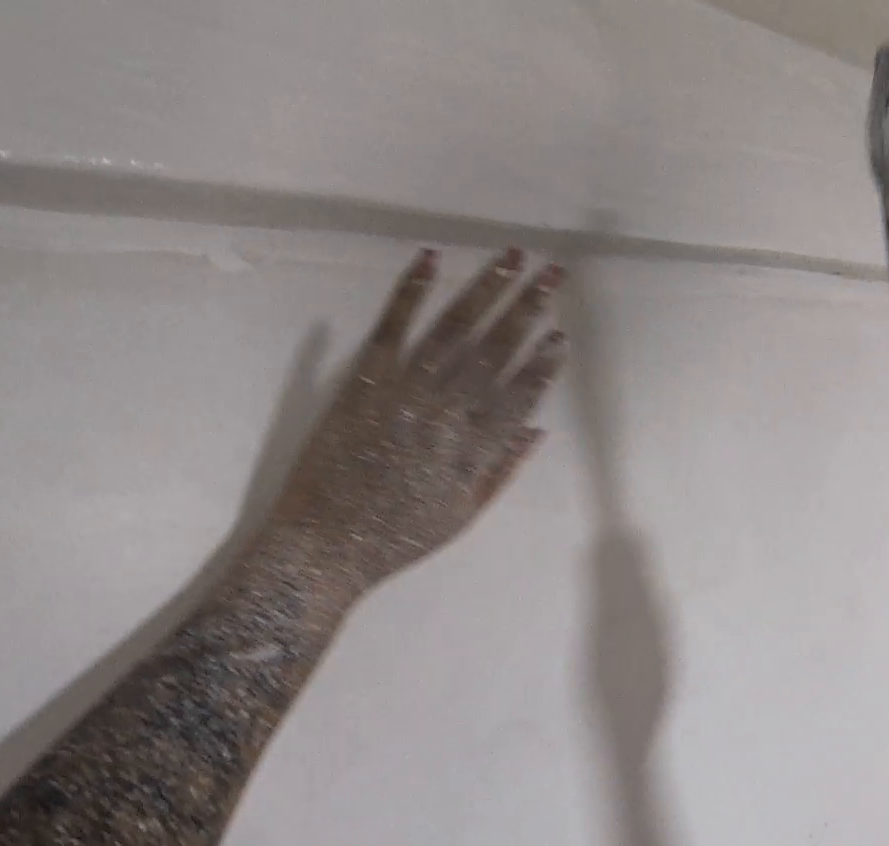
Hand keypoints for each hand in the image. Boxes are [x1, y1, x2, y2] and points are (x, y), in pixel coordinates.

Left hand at [266, 248, 567, 590]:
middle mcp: (446, 414)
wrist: (326, 546)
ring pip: (453, 331)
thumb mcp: (462, 516)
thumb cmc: (396, 538)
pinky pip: (391, 328)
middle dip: (529, 309)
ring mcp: (404, 393)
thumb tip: (538, 430)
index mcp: (472, 451)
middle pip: (495, 352)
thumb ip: (502, 471)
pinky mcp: (363, 381)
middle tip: (554, 273)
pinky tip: (432, 257)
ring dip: (486, 288)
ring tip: (512, 257)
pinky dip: (412, 291)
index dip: (544, 363)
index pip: (518, 396)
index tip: (562, 334)